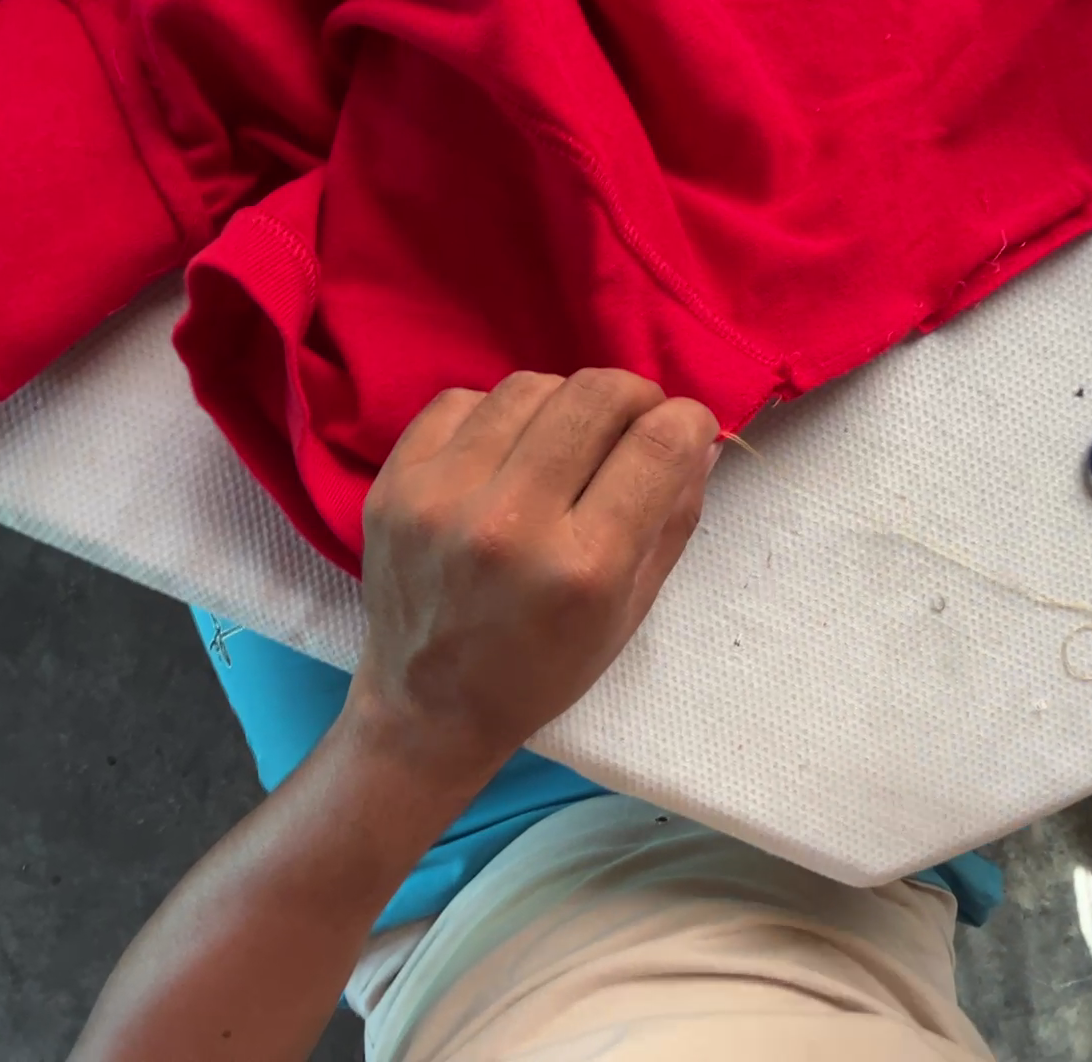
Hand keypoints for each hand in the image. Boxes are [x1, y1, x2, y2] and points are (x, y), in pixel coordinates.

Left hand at [344, 369, 720, 781]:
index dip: (689, 420)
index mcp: (584, 568)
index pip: (658, 444)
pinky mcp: (394, 483)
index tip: (687, 428)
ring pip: (530, 385)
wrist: (428, 705)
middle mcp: (510, 522)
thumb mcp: (631, 613)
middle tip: (632, 424)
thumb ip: (674, 518)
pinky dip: (498, 415)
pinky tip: (503, 454)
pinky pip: (462, 399)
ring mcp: (441, 496)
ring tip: (564, 444)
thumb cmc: (543, 670)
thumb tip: (696, 436)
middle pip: (596, 393)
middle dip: (635, 396)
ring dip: (566, 404)